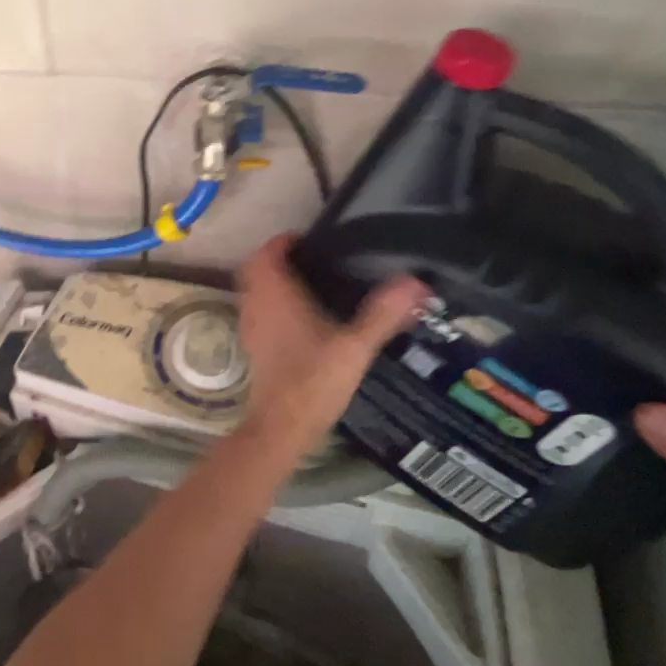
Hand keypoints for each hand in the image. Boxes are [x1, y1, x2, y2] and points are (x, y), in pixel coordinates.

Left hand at [235, 234, 427, 449]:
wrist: (281, 426)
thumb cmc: (314, 380)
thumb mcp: (355, 346)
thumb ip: (383, 314)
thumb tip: (416, 282)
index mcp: (274, 294)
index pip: (268, 252)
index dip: (285, 241)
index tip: (312, 239)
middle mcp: (255, 304)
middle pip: (257, 268)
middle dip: (279, 258)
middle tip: (312, 259)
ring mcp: (250, 325)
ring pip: (254, 290)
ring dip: (274, 281)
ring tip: (312, 284)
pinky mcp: (252, 346)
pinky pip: (258, 310)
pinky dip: (273, 304)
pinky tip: (303, 319)